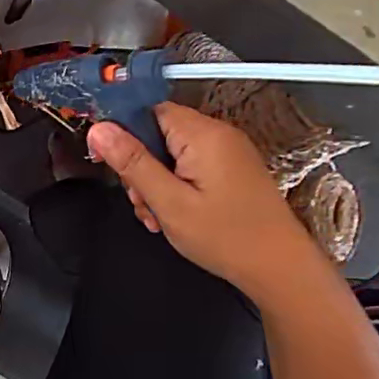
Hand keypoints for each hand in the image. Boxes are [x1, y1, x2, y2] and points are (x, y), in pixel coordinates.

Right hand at [88, 101, 319, 295]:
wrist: (279, 268)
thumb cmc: (228, 238)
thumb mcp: (169, 202)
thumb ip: (132, 163)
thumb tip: (100, 130)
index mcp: (203, 135)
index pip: (148, 110)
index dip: (122, 133)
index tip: (108, 160)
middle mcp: (217, 134)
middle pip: (158, 133)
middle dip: (140, 167)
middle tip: (142, 202)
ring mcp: (227, 152)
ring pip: (171, 154)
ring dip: (156, 182)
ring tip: (159, 216)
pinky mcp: (230, 169)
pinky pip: (189, 166)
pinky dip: (175, 187)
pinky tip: (174, 215)